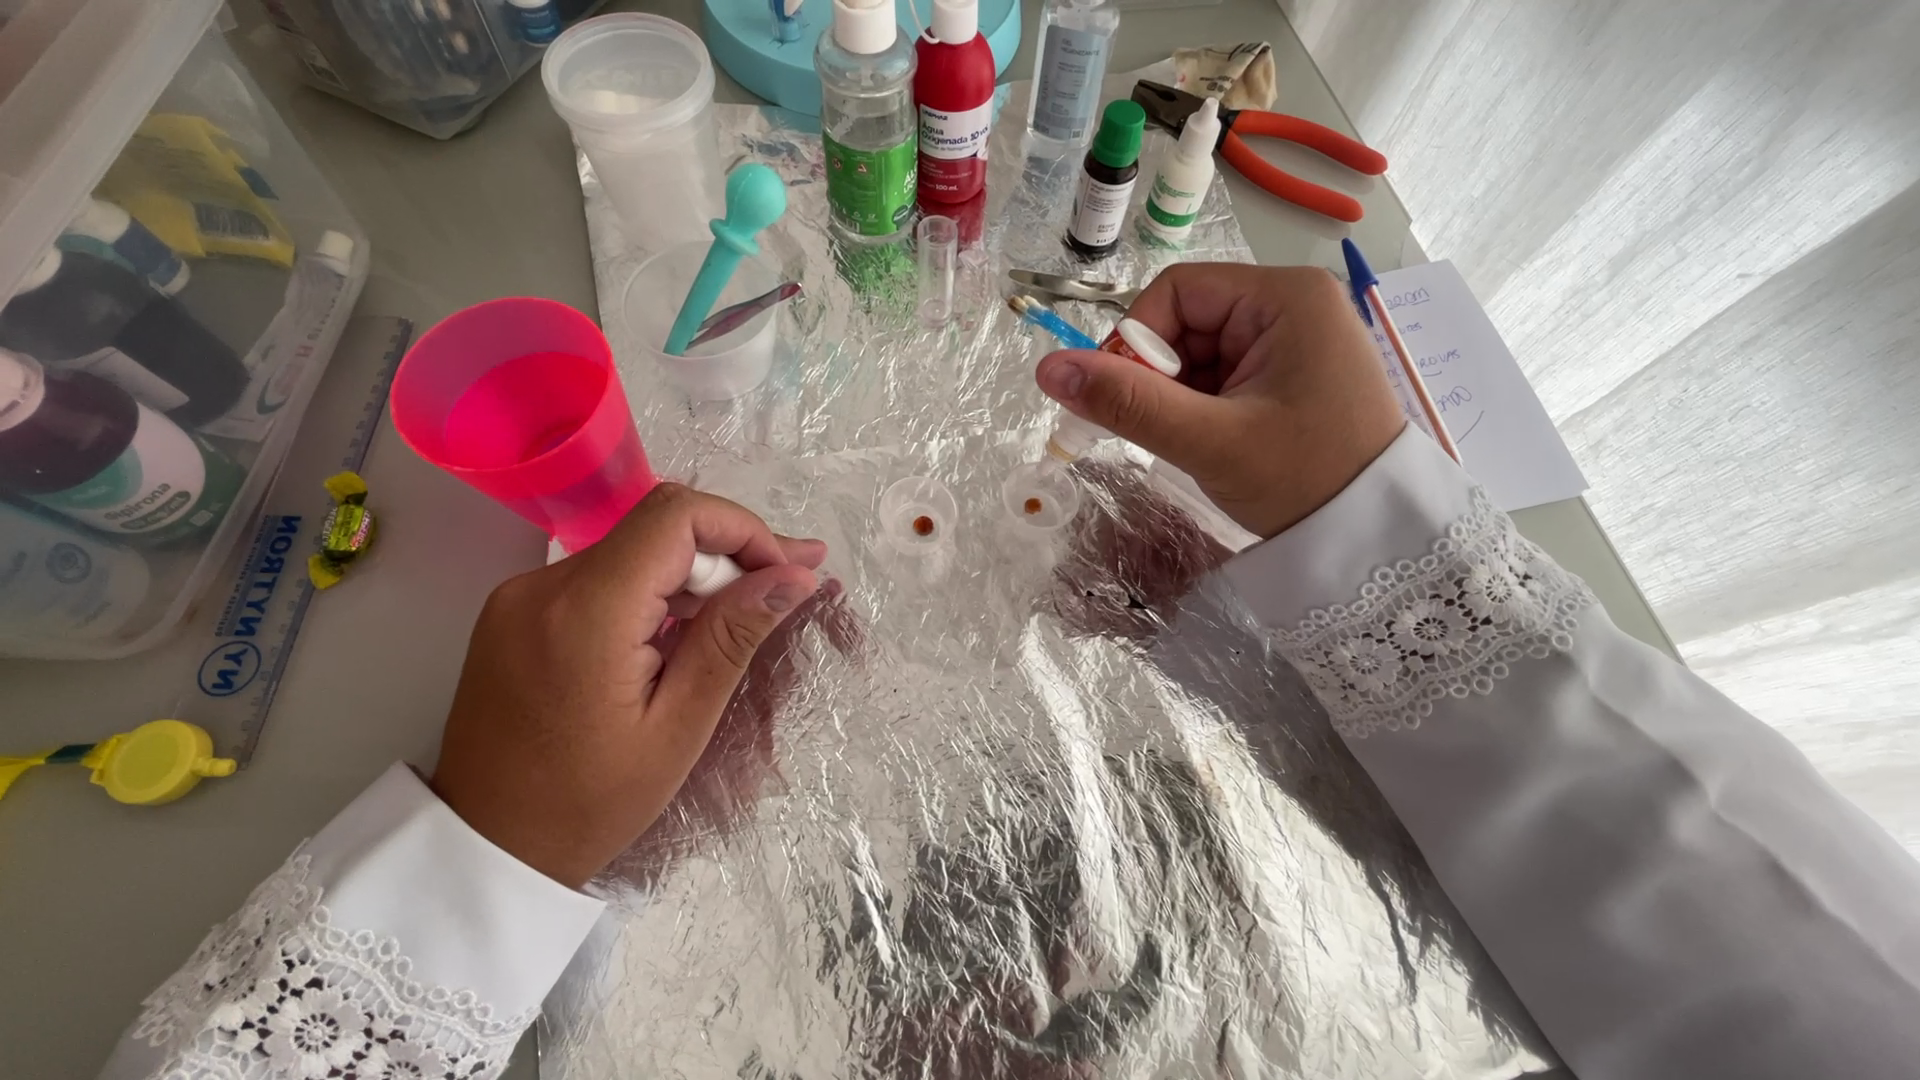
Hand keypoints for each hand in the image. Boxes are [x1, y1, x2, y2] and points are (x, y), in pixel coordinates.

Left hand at [430, 483, 825, 888]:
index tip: (785, 573)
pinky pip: (605, 573)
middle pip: (657, 526)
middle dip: (730, 548)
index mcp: (586, 611)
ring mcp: (523, 594)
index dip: (743, 528)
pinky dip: (655, 587)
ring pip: (634, 547)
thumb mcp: (680, 726)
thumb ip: (733, 636)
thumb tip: (797, 573)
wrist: (485, 847)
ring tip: (748, 607)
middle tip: (788, 586)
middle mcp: (544, 584)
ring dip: (695, 569)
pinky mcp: (517, 609)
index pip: (677, 516)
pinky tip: (686, 626)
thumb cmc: (591, 802)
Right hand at [1034, 264, 1405, 537]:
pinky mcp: (1291, 378)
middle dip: (1157, 377)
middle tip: (1157, 432)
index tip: (1121, 401)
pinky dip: (1200, 409)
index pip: (1176, 292)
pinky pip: (1222, 379)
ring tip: (1193, 445)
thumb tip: (1046, 369)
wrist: (1378, 540)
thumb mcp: (1209, 441)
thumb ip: (1127, 402)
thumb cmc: (1304, 480)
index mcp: (1283, 296)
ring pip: (1199, 356)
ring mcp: (1294, 343)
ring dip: (1176, 399)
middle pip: (1186, 323)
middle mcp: (1291, 306)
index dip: (1134, 341)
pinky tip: (1210, 444)